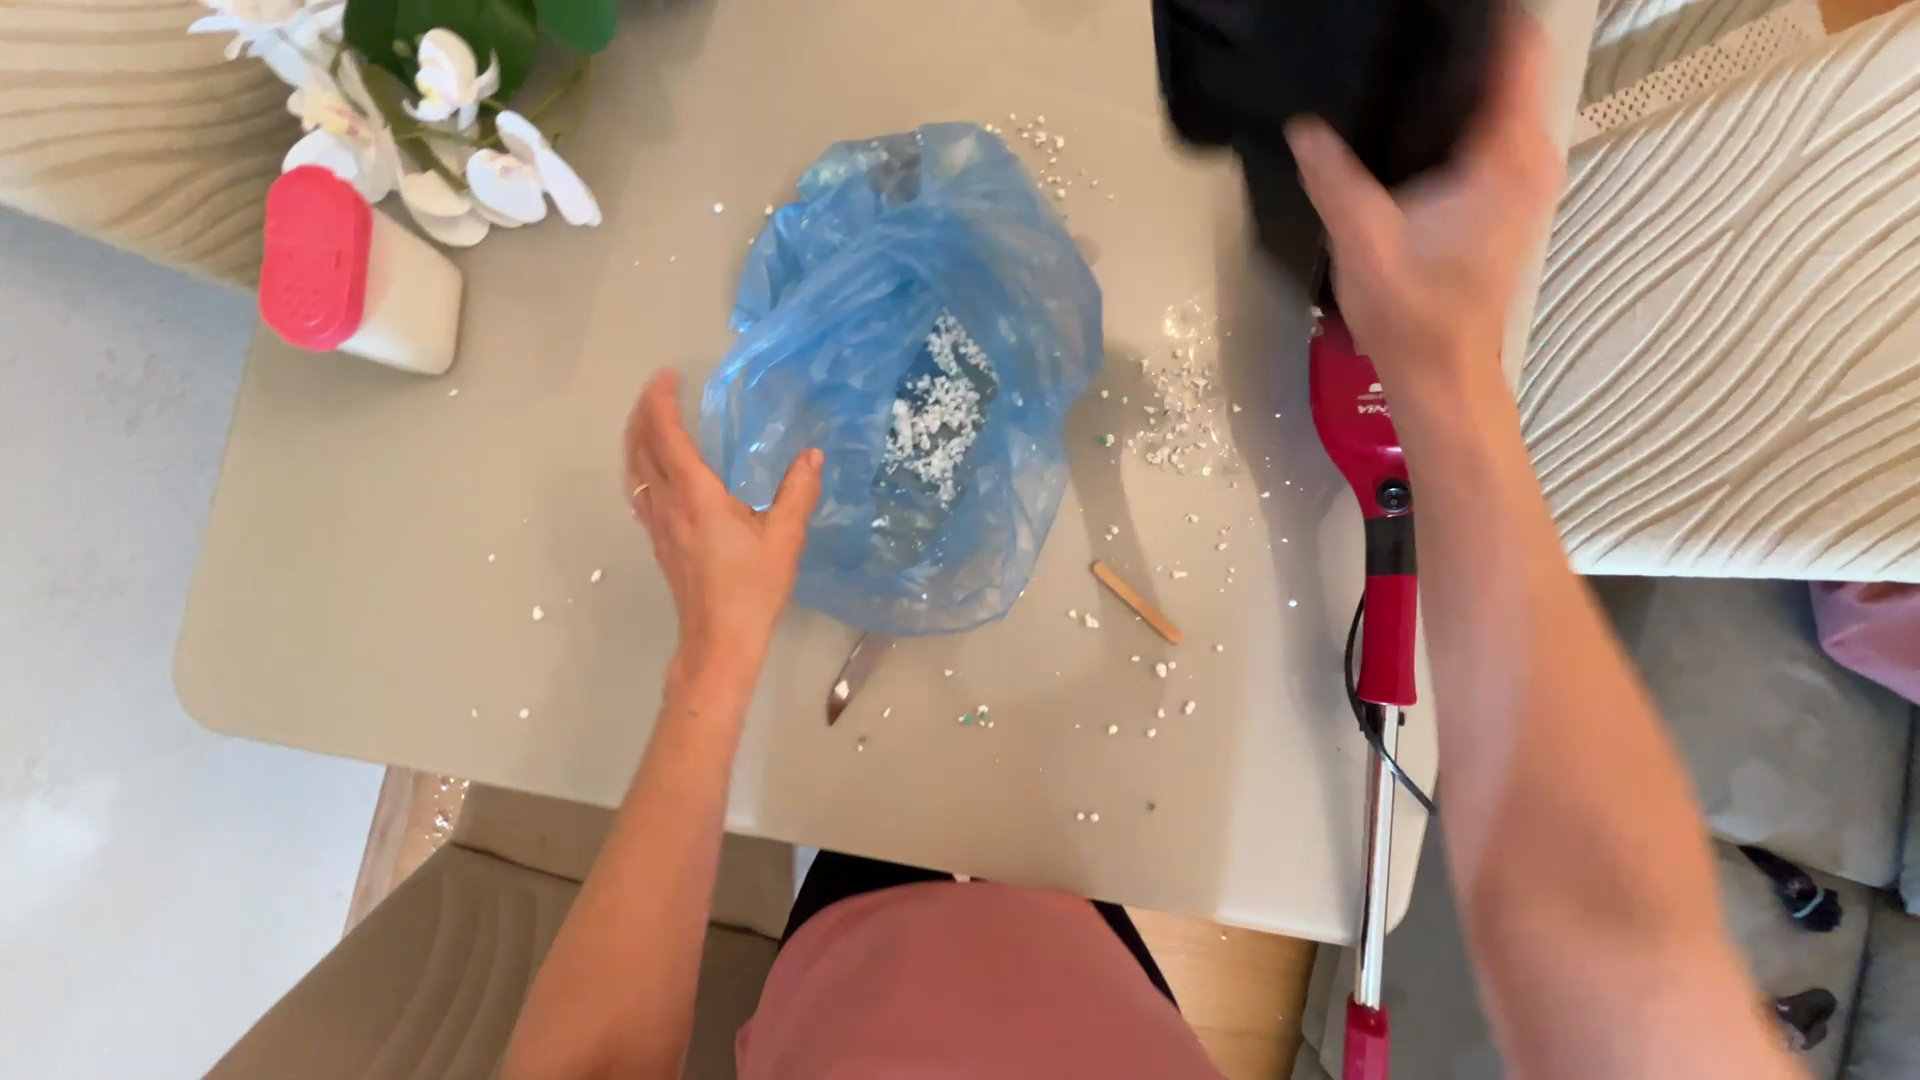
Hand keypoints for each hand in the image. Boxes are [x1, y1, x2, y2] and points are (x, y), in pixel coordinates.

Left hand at [624, 371, 822, 678]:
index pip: (666, 434)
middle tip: (659, 387)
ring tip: (651, 417)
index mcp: (696, 495)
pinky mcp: (657, 539)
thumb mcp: (784, 538)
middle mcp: (667, 503)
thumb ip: (797, 492)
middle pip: (638, 445)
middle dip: (643, 410)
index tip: (669, 374)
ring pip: (632, 467)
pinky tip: (654, 466)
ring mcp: (656, 522)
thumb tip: (812, 455)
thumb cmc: (752, 588)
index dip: (661, 399)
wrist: (719, 638)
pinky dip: (639, 463)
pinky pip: (637, 488)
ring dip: (636, 435)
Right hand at [1285, 16, 1562, 392]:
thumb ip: (1332, 178)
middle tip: (1402, 44)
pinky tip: (1414, 132)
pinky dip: (1461, 123)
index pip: (1517, 49)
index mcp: (1507, 155)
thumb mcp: (1362, 240)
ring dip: (1459, 89)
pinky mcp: (1506, 205)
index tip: (1434, 14)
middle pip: (1509, 73)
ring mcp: (1524, 184)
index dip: (1484, 22)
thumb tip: (1302, 128)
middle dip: (1461, 53)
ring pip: (1500, 107)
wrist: (1440, 371)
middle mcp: (1530, 159)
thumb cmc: (1412, 311)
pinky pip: (1491, 138)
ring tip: (1402, 76)